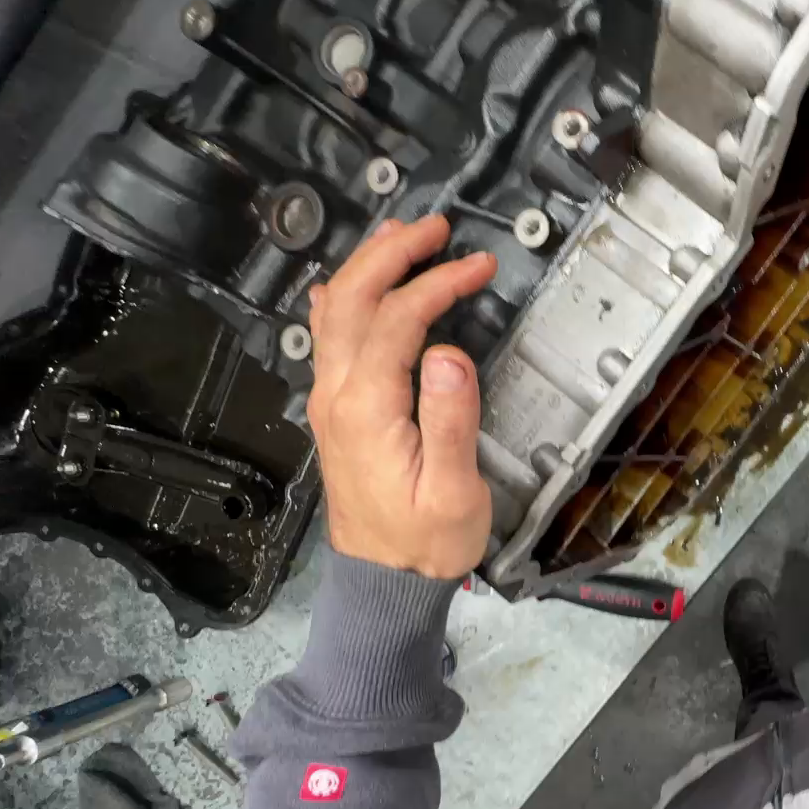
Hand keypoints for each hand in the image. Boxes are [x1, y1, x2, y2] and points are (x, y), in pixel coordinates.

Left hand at [306, 215, 496, 579]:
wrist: (386, 580)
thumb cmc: (427, 540)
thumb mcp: (453, 489)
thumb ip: (450, 419)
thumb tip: (451, 354)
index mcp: (368, 409)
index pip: (398, 321)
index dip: (438, 284)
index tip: (479, 266)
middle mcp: (337, 395)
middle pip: (351, 300)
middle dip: (392, 254)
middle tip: (436, 228)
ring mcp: (330, 401)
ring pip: (333, 313)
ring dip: (366, 268)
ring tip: (401, 238)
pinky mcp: (337, 412)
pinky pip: (329, 338)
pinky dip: (344, 300)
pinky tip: (349, 289)